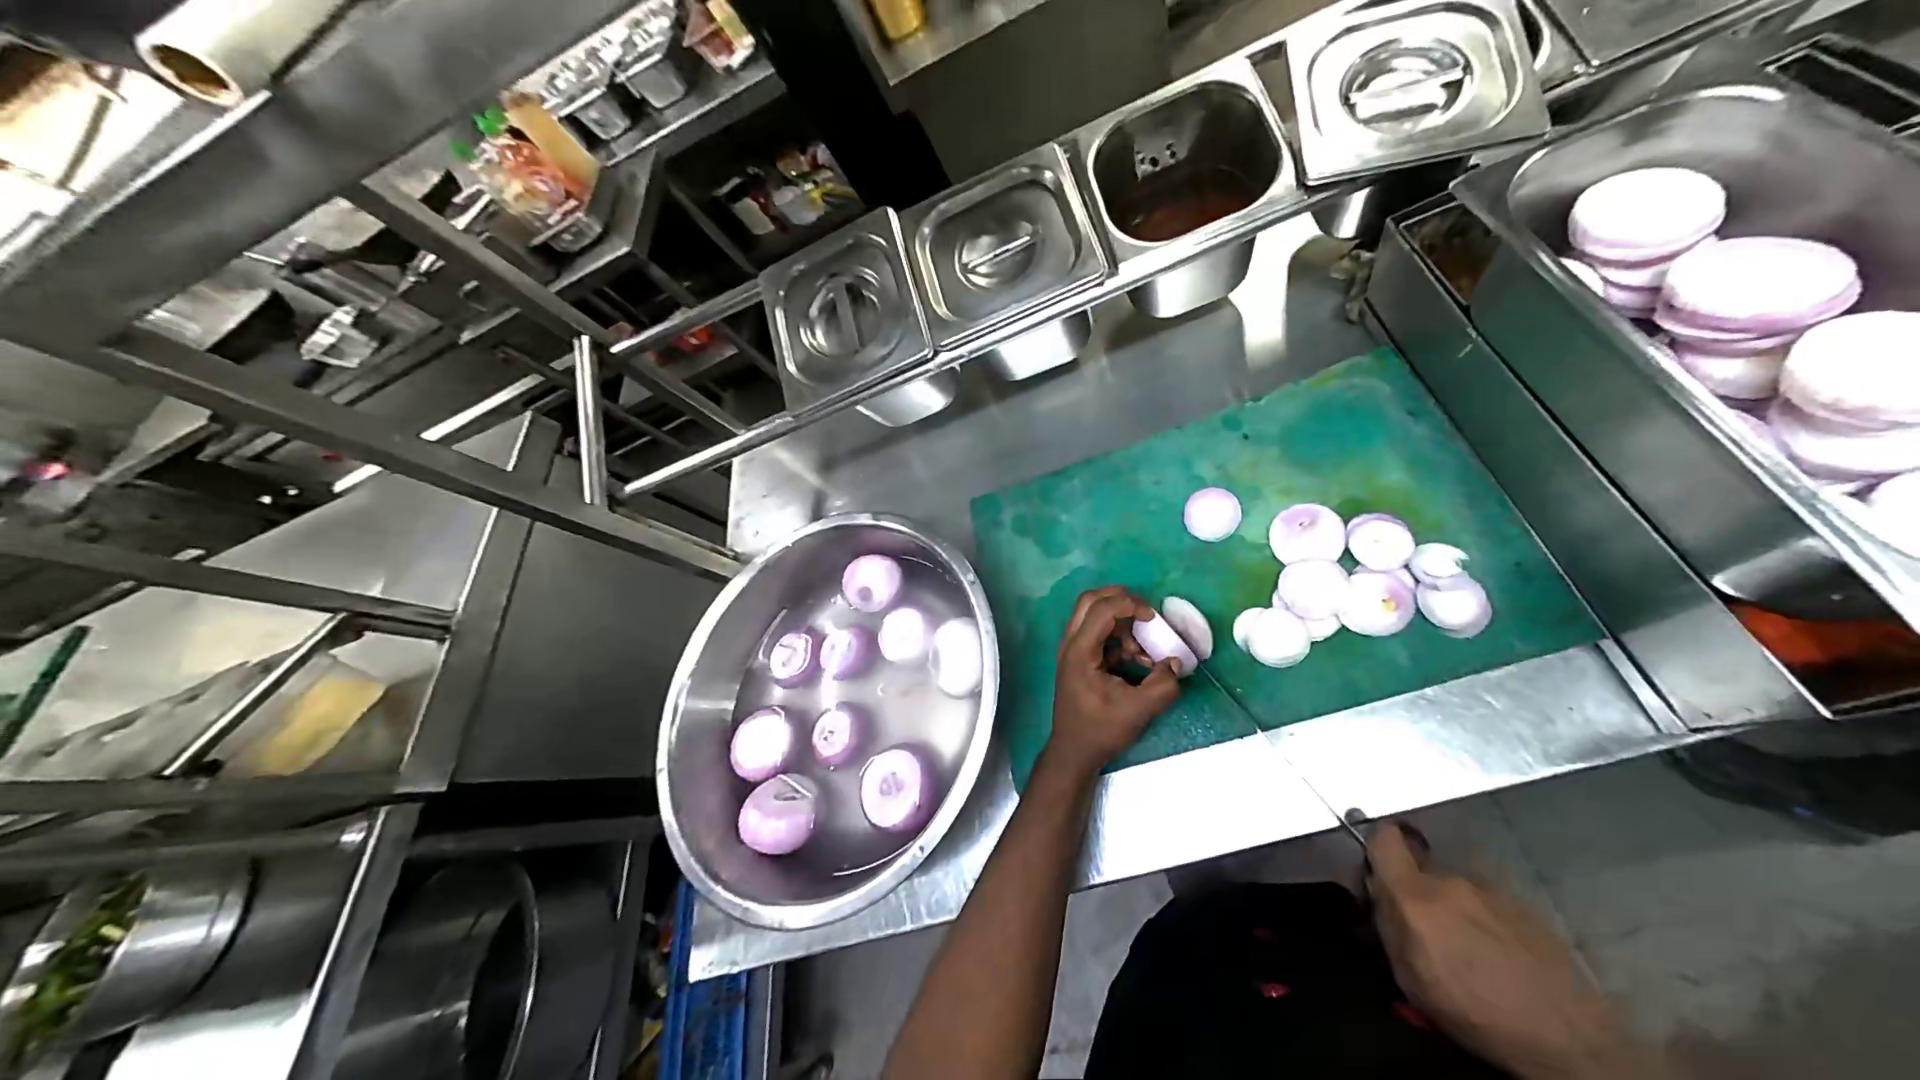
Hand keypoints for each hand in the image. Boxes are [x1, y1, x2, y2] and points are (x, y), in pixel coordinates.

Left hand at [1043, 587, 1180, 778]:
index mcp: (1080, 651)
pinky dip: (1119, 637)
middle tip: (1147, 614)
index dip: (1130, 605)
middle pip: (1091, 601)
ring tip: (1143, 651)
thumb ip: (1162, 685)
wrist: (1074, 751)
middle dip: (1121, 600)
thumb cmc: (1100, 730)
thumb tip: (1176, 662)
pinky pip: (1099, 633)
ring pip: (1094, 615)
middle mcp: (1071, 644)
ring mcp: (1073, 650)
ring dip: (1122, 623)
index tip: (1154, 618)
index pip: (1102, 609)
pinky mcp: (1080, 658)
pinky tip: (1136, 661)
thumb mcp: (1138, 711)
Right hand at [1368, 824, 1656, 1079]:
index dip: (1377, 849)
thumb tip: (1381, 896)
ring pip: (1455, 887)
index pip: (1383, 839)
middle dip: (1417, 891)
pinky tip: (1498, 955)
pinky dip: (1484, 920)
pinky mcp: (1524, 905)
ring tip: (1469, 949)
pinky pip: (1487, 902)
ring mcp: (1491, 890)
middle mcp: (1451, 881)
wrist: (1568, 1036)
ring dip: (1453, 908)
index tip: (1379, 871)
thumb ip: (1389, 926)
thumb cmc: (1476, 1011)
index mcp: (1414, 896)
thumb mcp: (1411, 978)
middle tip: (1427, 929)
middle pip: (1420, 868)